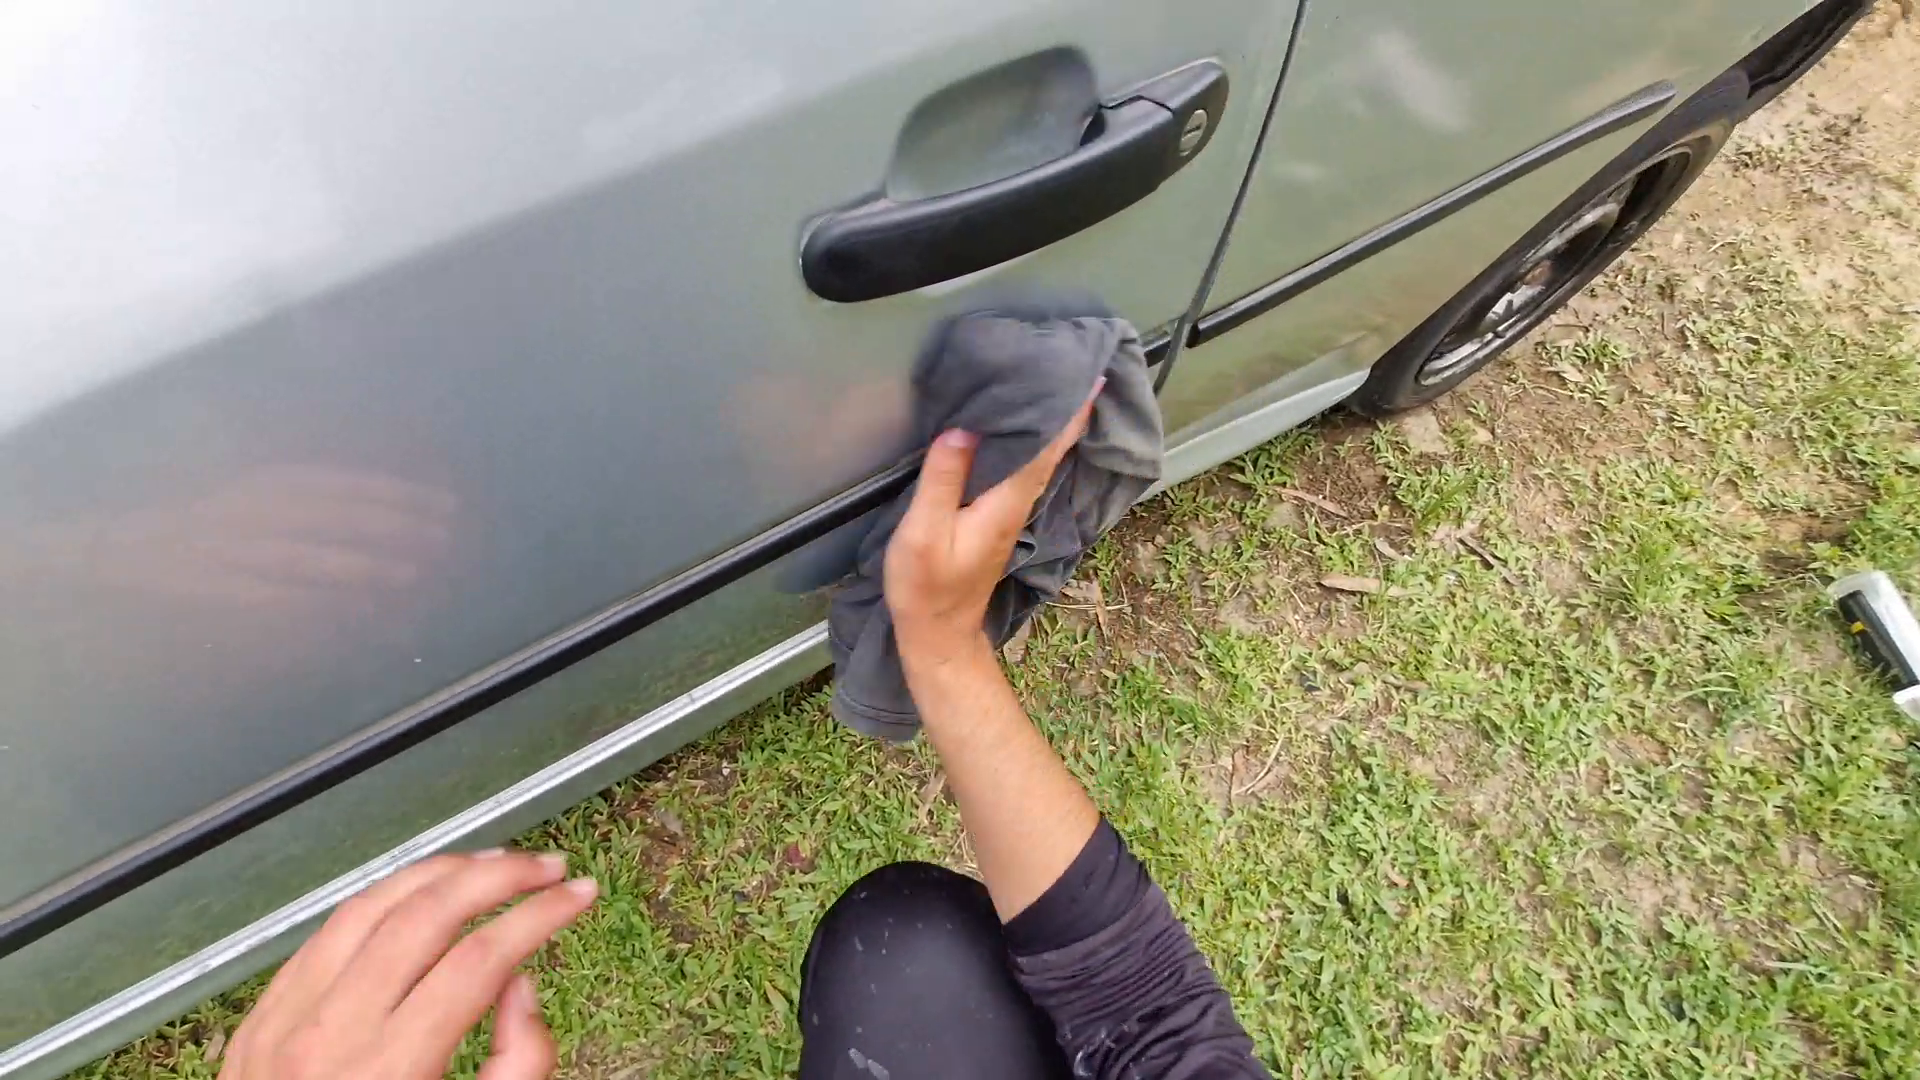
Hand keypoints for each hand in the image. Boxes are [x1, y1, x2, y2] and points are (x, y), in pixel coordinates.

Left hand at [221, 851, 596, 1079]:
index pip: (477, 961)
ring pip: (374, 904)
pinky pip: (333, 928)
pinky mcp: (259, 1016)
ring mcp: (279, 1023)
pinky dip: (394, 893)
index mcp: (384, 1076)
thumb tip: (521, 980)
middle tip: (553, 866)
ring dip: (448, 870)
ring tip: (501, 863)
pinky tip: (433, 889)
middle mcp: (323, 1039)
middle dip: (503, 876)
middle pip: (427, 917)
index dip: (541, 915)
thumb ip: (521, 1063)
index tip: (586, 892)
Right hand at [884, 385, 1098, 668]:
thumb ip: (943, 481)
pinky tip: (1022, 434)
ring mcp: (1010, 515)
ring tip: (1057, 391)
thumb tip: (962, 430)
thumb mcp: (924, 533)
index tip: (1091, 380)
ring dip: (1052, 428)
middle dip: (1067, 412)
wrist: (939, 633)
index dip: (1068, 415)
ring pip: (1039, 462)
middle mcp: (1017, 505)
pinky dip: (1031, 447)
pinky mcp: (997, 520)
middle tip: (1077, 370)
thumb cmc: (927, 587)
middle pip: (1050, 452)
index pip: (1045, 451)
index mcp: (1005, 503)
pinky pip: (1022, 472)